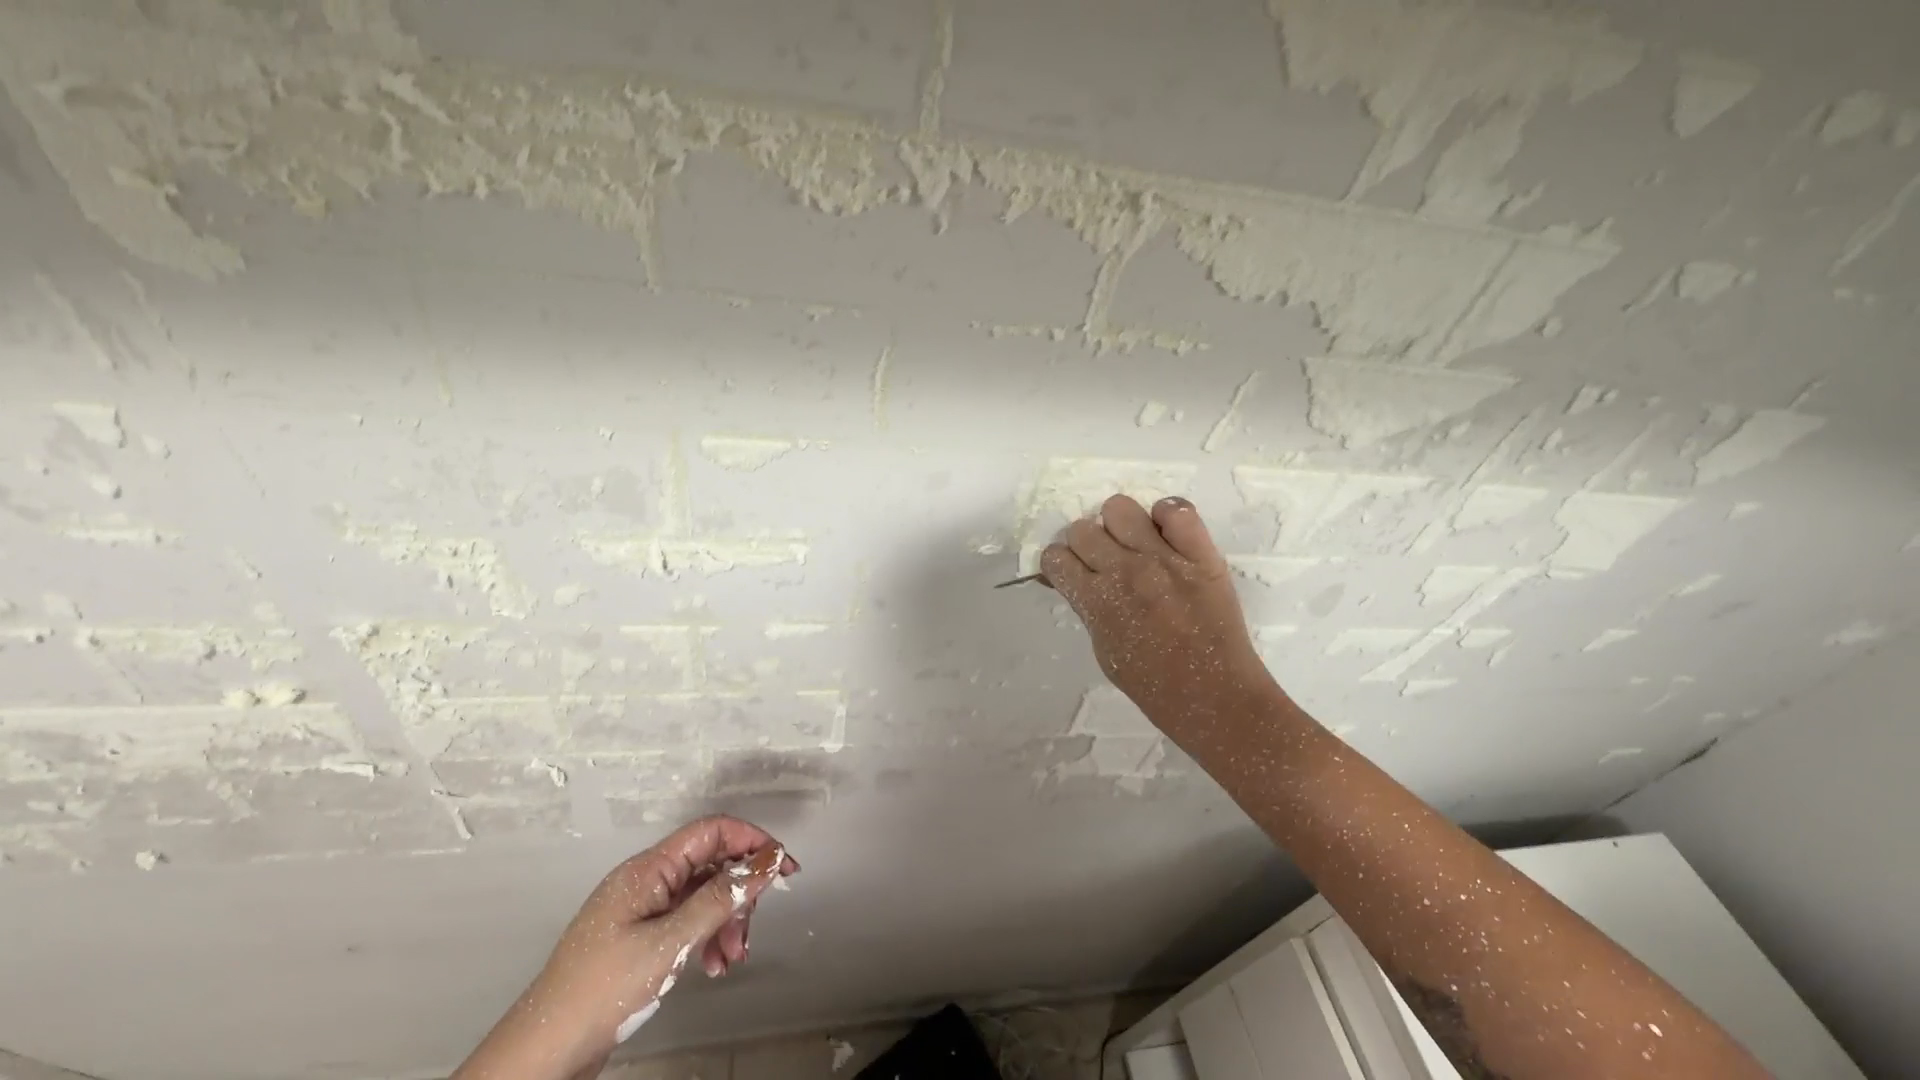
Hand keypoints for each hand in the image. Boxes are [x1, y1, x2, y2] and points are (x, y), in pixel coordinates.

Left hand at [452, 816, 797, 1079]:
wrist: (547, 1047)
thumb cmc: (604, 989)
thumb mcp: (670, 943)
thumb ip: (720, 899)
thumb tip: (765, 860)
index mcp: (649, 869)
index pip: (712, 831)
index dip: (752, 841)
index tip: (785, 869)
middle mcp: (647, 880)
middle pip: (711, 865)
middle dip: (739, 894)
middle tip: (750, 931)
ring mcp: (642, 909)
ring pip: (702, 897)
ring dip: (725, 923)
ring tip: (730, 960)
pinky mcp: (640, 937)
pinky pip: (686, 922)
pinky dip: (706, 939)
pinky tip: (712, 967)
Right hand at [1041, 495, 1280, 739]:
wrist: (1214, 695)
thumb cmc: (1154, 685)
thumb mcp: (1105, 651)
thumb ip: (1087, 610)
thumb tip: (1071, 580)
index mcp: (1096, 601)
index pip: (1055, 557)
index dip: (1060, 565)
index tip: (1072, 573)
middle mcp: (1124, 572)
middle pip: (1082, 529)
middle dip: (1085, 545)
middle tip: (1103, 563)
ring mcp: (1164, 559)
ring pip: (1119, 507)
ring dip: (1119, 525)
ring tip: (1134, 545)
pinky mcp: (1201, 554)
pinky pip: (1177, 509)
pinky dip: (1167, 516)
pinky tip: (1167, 535)